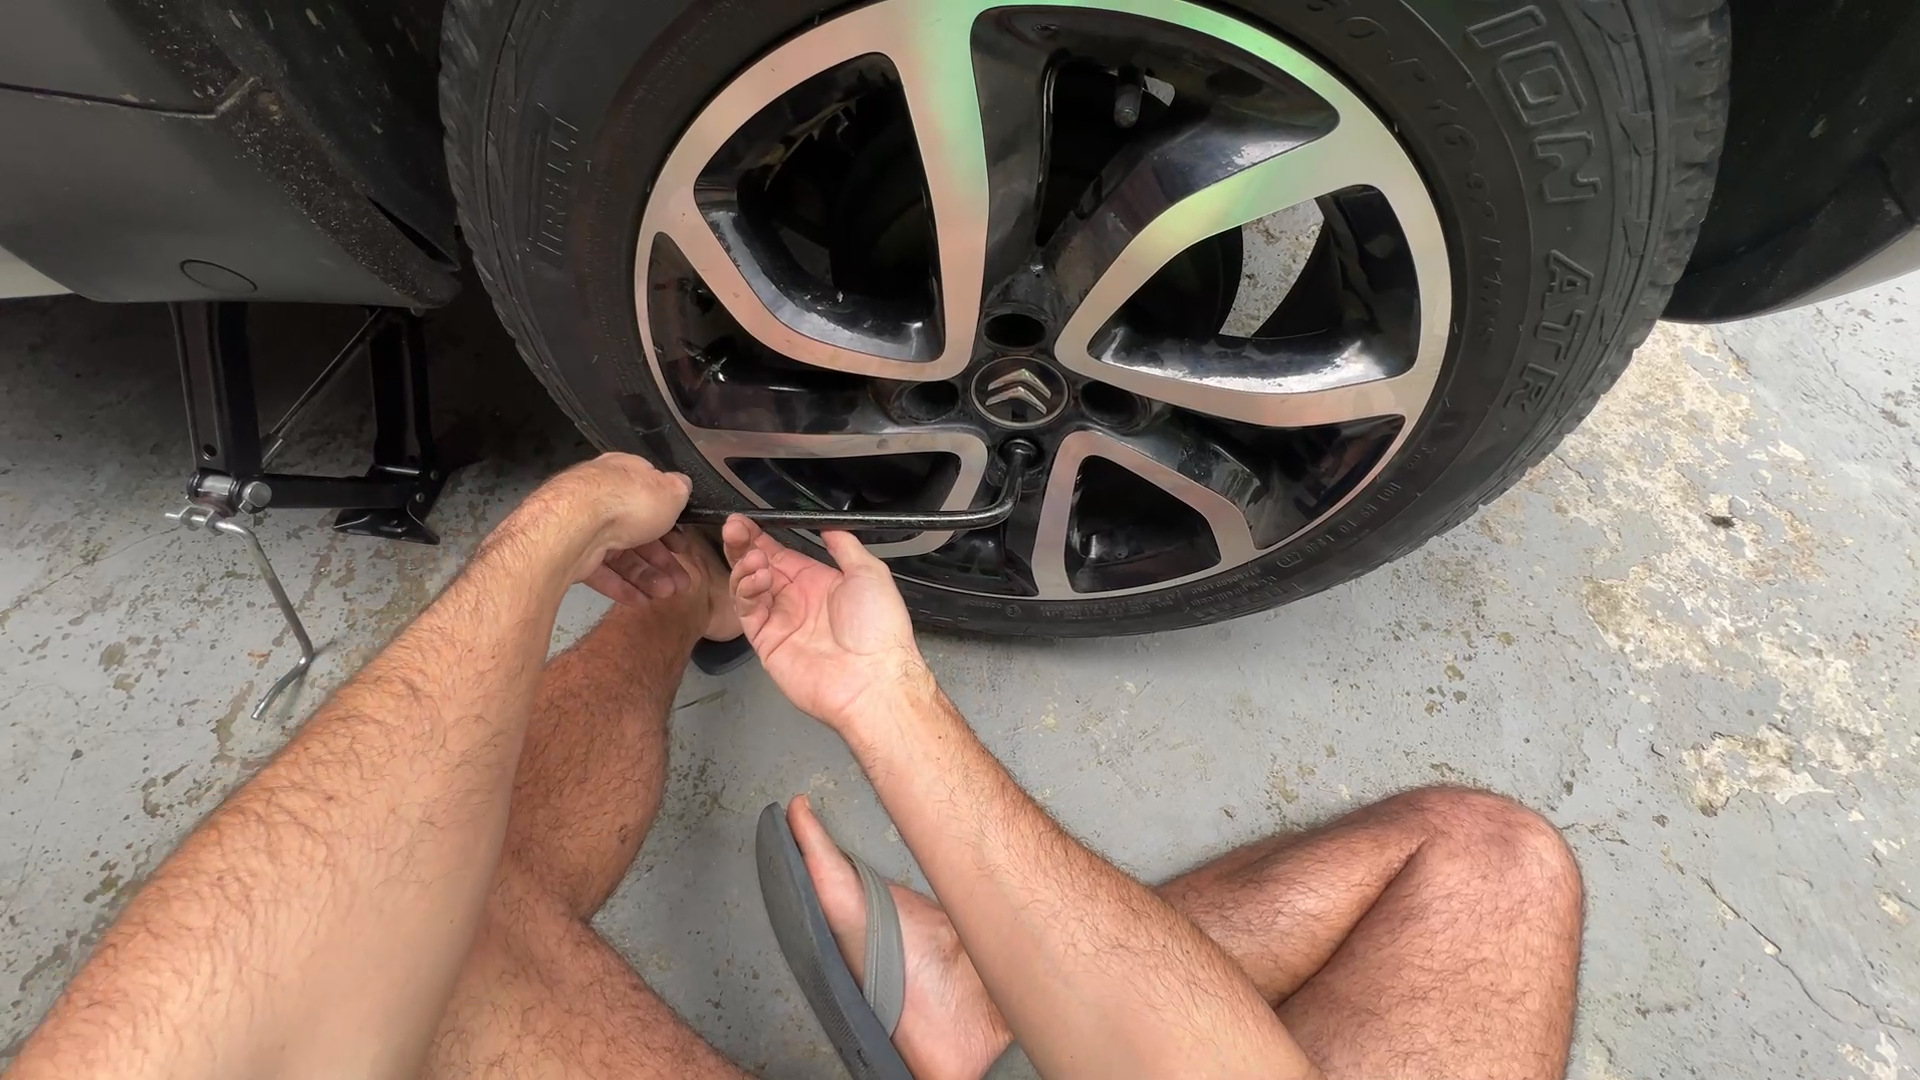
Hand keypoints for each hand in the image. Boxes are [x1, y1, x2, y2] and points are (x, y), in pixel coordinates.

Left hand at [503, 453, 691, 589]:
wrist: (574, 525)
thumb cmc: (625, 502)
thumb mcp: (671, 490)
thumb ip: (680, 489)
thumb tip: (683, 485)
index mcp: (624, 476)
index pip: (651, 500)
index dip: (672, 524)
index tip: (683, 545)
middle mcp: (602, 499)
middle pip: (639, 533)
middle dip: (663, 560)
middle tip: (681, 580)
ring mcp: (584, 527)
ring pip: (622, 555)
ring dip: (647, 576)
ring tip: (666, 593)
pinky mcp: (571, 554)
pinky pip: (601, 572)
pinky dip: (621, 587)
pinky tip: (641, 600)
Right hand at [723, 517, 932, 729]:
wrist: (873, 677)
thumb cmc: (880, 631)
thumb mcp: (870, 573)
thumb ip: (845, 546)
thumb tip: (832, 526)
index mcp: (821, 583)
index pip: (782, 555)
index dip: (762, 538)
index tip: (748, 522)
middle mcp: (799, 601)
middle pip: (760, 567)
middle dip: (744, 545)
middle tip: (734, 528)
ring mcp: (782, 621)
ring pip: (748, 586)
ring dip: (745, 566)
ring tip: (753, 556)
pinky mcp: (768, 642)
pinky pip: (747, 611)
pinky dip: (746, 590)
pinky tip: (758, 577)